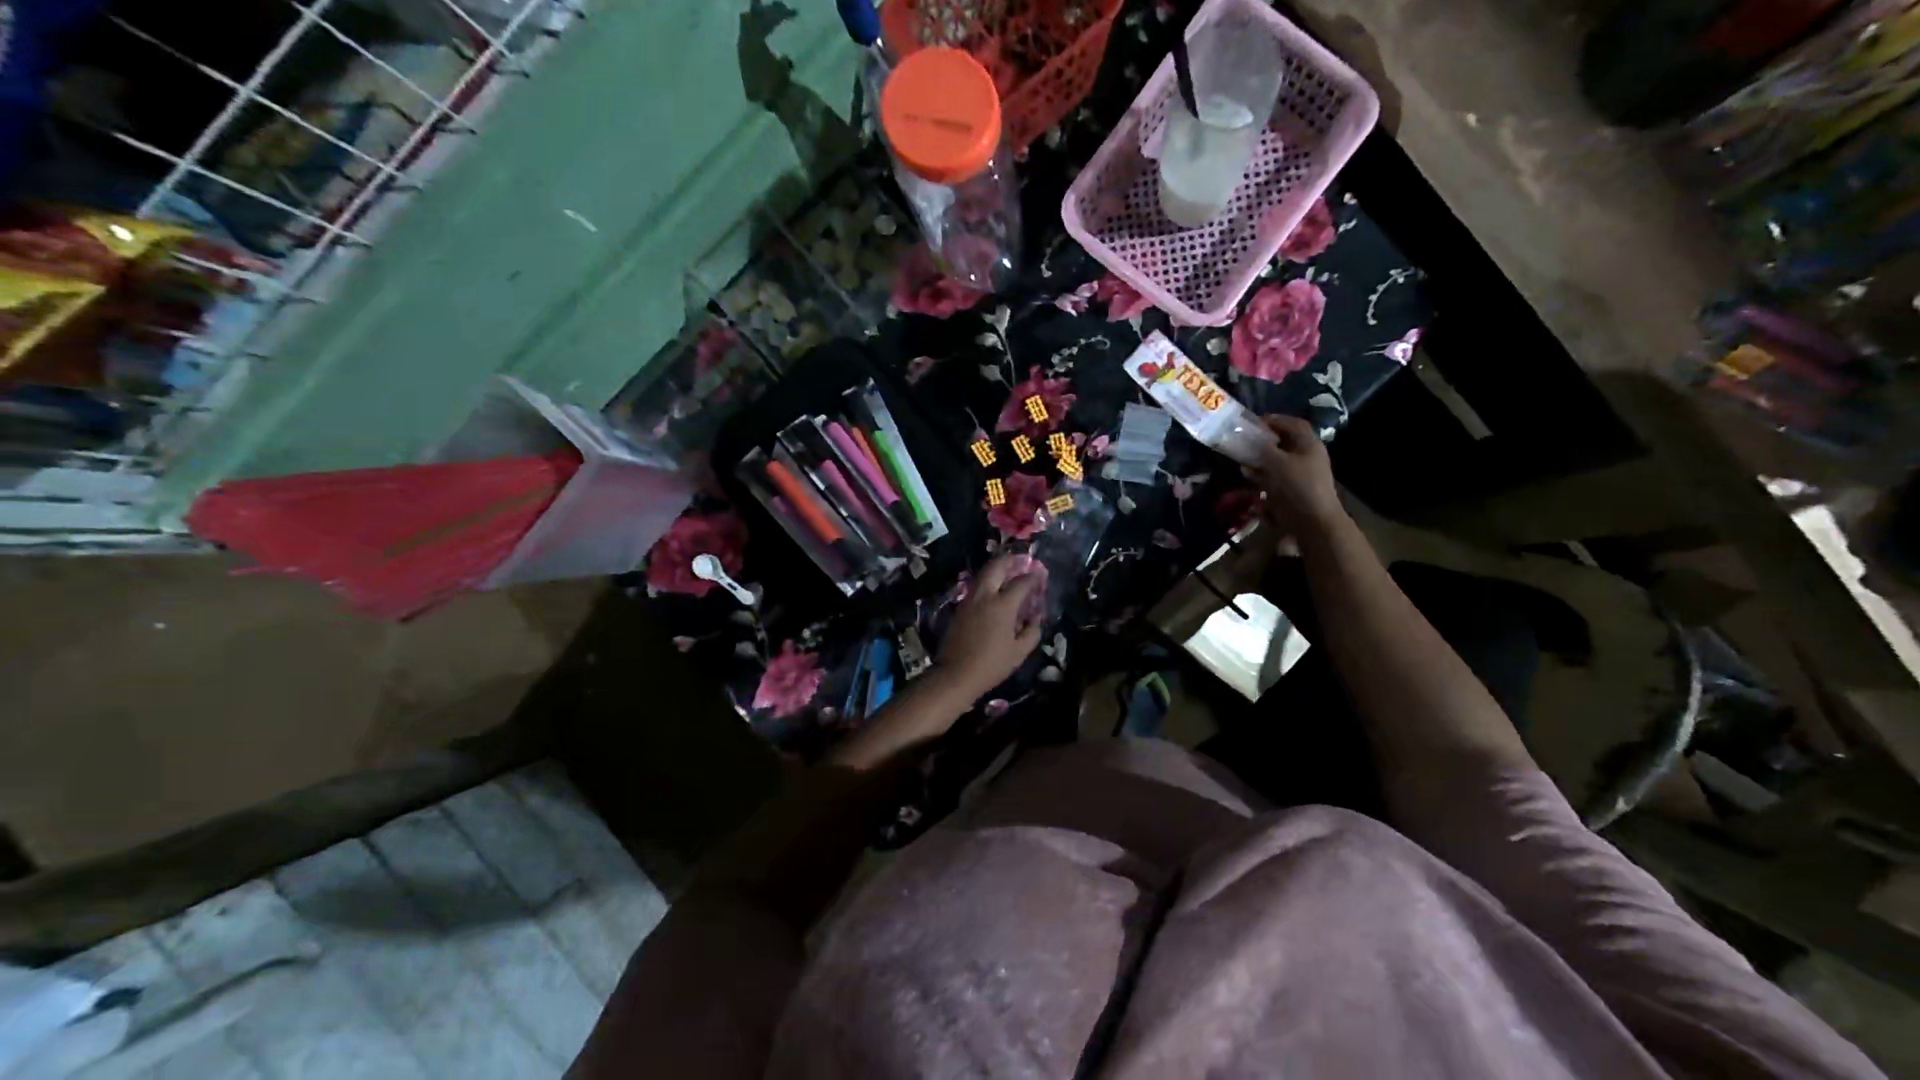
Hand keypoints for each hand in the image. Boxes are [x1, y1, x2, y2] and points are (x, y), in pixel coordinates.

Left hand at [933, 553, 1045, 700]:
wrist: (956, 674)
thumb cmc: (991, 664)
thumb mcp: (1019, 652)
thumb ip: (1031, 631)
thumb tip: (1034, 619)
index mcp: (1002, 605)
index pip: (1021, 583)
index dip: (1033, 578)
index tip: (1040, 576)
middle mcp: (984, 596)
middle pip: (996, 567)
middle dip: (1009, 561)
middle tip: (1020, 561)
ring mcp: (969, 600)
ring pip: (982, 574)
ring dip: (996, 569)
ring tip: (1007, 573)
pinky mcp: (959, 607)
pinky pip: (975, 587)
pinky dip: (986, 582)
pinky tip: (993, 591)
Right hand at [1244, 414, 1344, 539]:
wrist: (1313, 520)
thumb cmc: (1298, 485)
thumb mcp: (1278, 462)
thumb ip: (1264, 449)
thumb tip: (1251, 440)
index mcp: (1309, 445)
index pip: (1294, 424)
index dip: (1276, 420)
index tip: (1256, 422)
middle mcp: (1307, 456)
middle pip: (1285, 442)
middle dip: (1265, 441)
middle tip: (1246, 441)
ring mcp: (1301, 474)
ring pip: (1278, 460)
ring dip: (1260, 459)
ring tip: (1243, 459)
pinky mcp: (1293, 489)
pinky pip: (1276, 476)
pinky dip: (1262, 474)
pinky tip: (1249, 476)